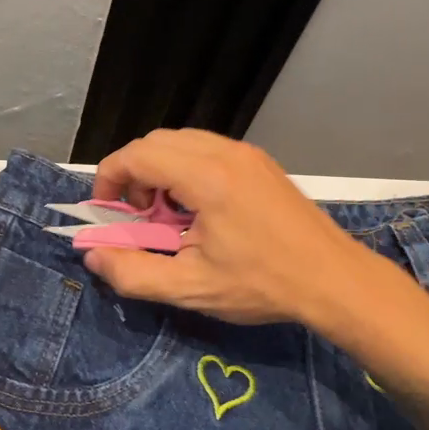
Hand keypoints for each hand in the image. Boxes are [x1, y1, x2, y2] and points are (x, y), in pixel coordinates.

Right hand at [84, 129, 386, 325]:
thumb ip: (134, 273)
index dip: (110, 178)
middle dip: (133, 173)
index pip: (138, 155)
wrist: (335, 280)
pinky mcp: (260, 162)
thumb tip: (93, 256)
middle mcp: (225, 153)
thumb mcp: (191, 288)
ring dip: (159, 169)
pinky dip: (185, 168)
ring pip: (182, 141)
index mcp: (206, 178)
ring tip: (165, 215)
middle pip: (156, 141)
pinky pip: (207, 149)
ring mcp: (247, 154)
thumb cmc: (263, 285)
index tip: (106, 212)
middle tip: (136, 217)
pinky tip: (196, 209)